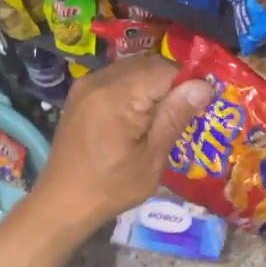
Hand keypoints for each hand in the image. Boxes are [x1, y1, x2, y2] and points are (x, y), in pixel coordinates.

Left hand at [29, 55, 214, 230]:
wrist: (62, 202)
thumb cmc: (110, 187)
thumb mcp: (150, 159)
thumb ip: (174, 117)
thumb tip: (204, 85)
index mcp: (117, 95)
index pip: (165, 69)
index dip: (187, 83)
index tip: (201, 106)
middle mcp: (99, 81)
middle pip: (148, 64)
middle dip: (171, 83)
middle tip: (184, 114)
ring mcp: (86, 85)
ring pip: (133, 69)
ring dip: (153, 85)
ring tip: (162, 118)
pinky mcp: (81, 94)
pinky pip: (116, 79)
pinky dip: (134, 90)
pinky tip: (138, 117)